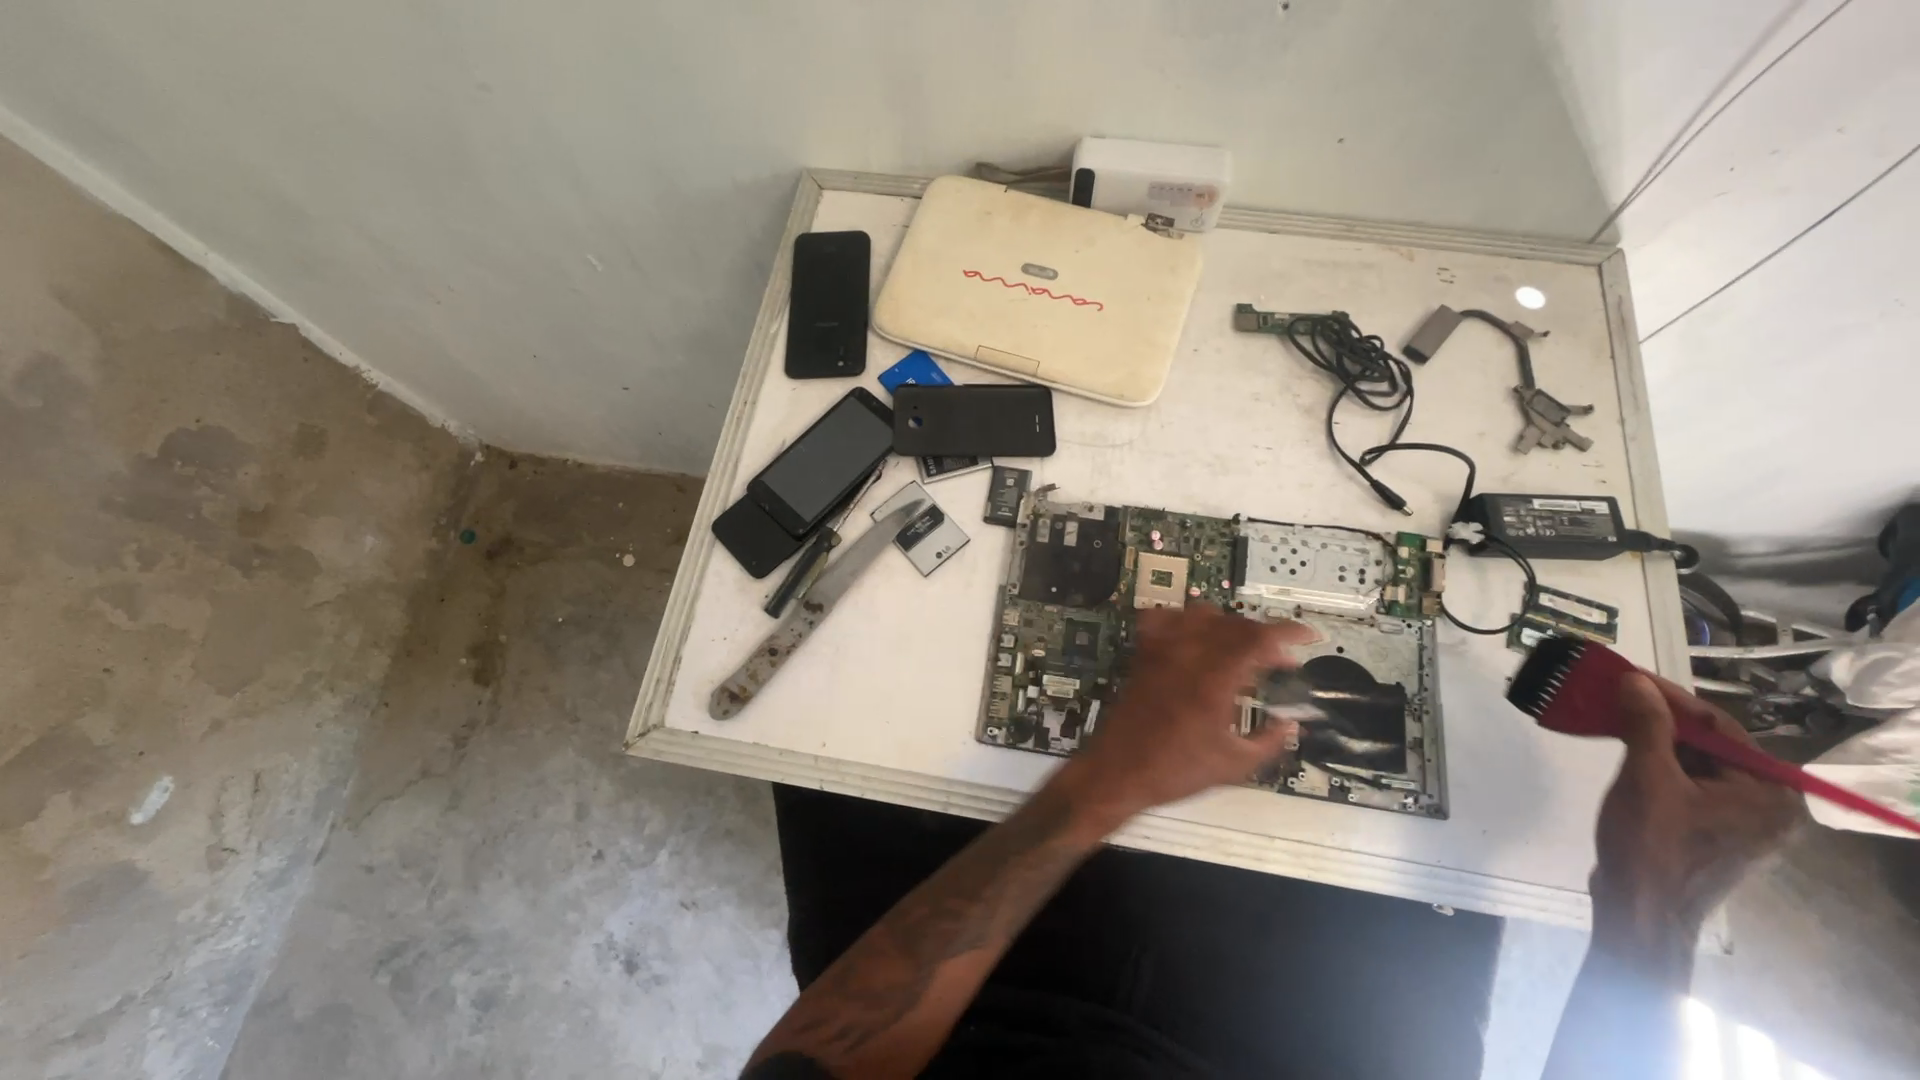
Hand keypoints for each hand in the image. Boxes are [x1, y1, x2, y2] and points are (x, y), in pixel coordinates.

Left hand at [1052, 605, 1316, 827]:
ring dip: (1228, 626)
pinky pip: (1163, 620)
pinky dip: (1183, 620)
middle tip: (1279, 660)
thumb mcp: (1234, 765)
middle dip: (1263, 636)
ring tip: (1242, 649)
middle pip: (1234, 624)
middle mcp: (1188, 656)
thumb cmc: (1174, 771)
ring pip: (1201, 616)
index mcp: (1215, 679)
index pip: (1258, 638)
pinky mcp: (1143, 656)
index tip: (1307, 637)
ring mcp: (1161, 652)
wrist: (1118, 772)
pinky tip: (1194, 637)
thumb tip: (1291, 724)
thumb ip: (1270, 740)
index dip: (1288, 632)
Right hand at [1591, 672, 1802, 940]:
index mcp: (1768, 794)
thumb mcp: (1647, 778)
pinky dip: (1657, 763)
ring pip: (1695, 763)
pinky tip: (1626, 749)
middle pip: (1710, 745)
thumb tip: (1636, 680)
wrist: (1639, 912)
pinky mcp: (1709, 832)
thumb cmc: (1652, 845)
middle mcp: (1766, 806)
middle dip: (1661, 718)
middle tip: (1617, 694)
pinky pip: (1687, 784)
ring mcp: (1738, 822)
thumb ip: (1647, 726)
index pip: (1721, 727)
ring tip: (1613, 716)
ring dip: (1654, 738)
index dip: (1672, 698)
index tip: (1629, 677)